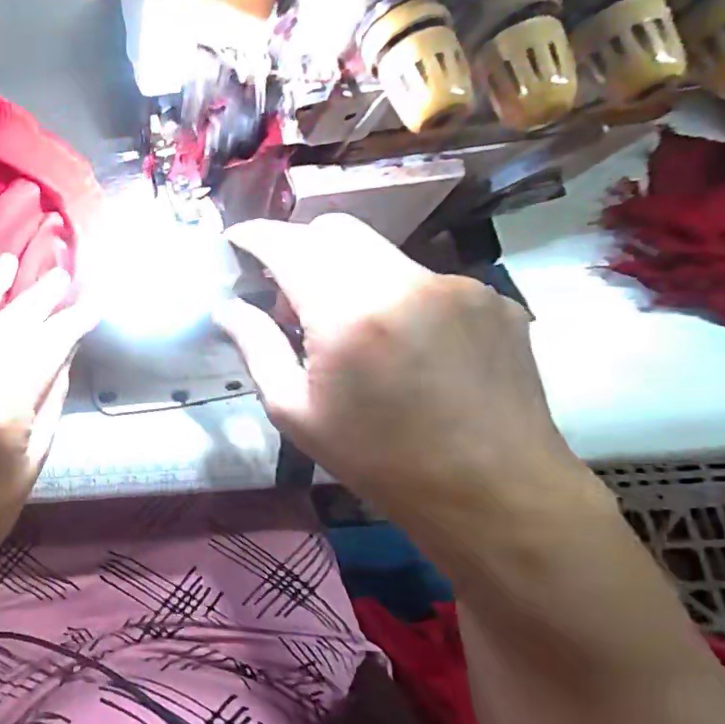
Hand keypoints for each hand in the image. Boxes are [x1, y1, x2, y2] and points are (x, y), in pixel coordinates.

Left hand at [0, 254, 98, 598]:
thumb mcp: (35, 460)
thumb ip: (50, 399)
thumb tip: (65, 349)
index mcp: (1, 412)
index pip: (44, 349)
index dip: (71, 323)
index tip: (92, 303)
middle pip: (7, 329)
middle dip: (37, 300)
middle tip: (60, 275)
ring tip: (10, 261)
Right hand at [213, 214, 594, 531]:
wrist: (496, 493)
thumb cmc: (380, 460)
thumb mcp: (295, 412)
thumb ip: (256, 347)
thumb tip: (228, 307)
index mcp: (351, 312)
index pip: (289, 244)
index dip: (255, 235)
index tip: (236, 242)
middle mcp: (407, 282)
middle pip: (335, 230)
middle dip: (300, 249)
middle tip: (288, 299)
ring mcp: (458, 287)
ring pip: (381, 254)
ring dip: (348, 275)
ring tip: (349, 333)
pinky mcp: (493, 300)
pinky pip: (424, 279)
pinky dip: (395, 297)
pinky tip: (404, 348)